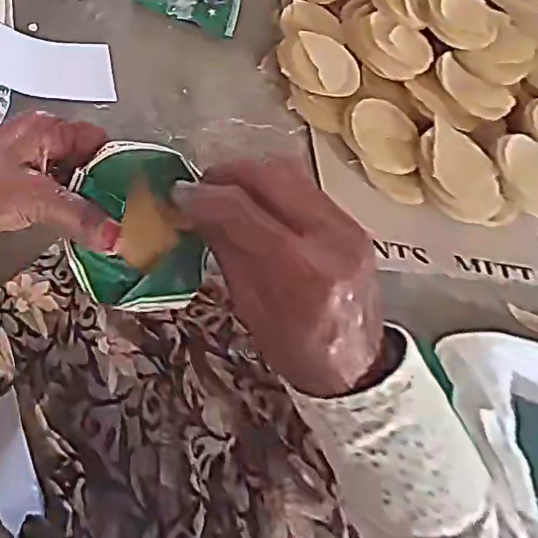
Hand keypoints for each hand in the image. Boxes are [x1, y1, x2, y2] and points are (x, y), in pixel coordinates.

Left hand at [0, 112, 118, 250]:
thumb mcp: (36, 200)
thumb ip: (80, 217)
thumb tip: (118, 237)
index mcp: (46, 129)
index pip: (96, 139)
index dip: (116, 163)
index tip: (131, 190)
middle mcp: (39, 136)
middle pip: (85, 156)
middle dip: (101, 182)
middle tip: (121, 210)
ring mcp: (27, 155)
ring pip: (69, 172)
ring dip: (83, 194)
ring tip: (104, 219)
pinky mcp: (17, 176)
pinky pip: (53, 183)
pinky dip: (65, 198)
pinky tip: (75, 220)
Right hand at [172, 158, 388, 397]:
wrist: (357, 365)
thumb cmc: (295, 348)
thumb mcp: (249, 307)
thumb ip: (226, 250)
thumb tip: (193, 207)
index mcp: (302, 276)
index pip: (245, 214)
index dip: (206, 198)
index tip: (179, 194)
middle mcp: (331, 241)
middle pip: (270, 178)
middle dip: (226, 175)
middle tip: (200, 187)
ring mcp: (348, 226)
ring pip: (288, 172)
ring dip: (247, 174)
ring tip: (223, 189)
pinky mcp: (353, 221)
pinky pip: (303, 184)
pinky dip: (270, 184)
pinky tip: (253, 198)